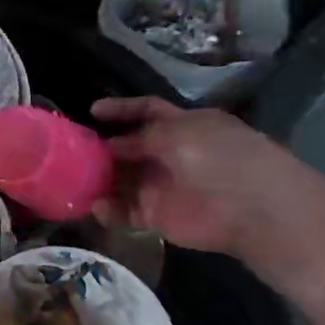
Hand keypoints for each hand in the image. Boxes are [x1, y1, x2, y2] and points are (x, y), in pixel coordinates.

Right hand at [89, 97, 313, 258]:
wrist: (254, 211)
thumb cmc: (220, 158)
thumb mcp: (178, 134)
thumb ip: (138, 138)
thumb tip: (110, 145)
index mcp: (183, 126)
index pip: (146, 111)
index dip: (121, 109)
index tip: (92, 110)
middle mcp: (170, 154)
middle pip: (127, 147)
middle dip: (100, 148)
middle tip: (70, 150)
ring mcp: (162, 185)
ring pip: (120, 179)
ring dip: (97, 179)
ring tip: (70, 179)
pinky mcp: (157, 215)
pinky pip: (123, 211)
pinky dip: (107, 210)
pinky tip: (92, 206)